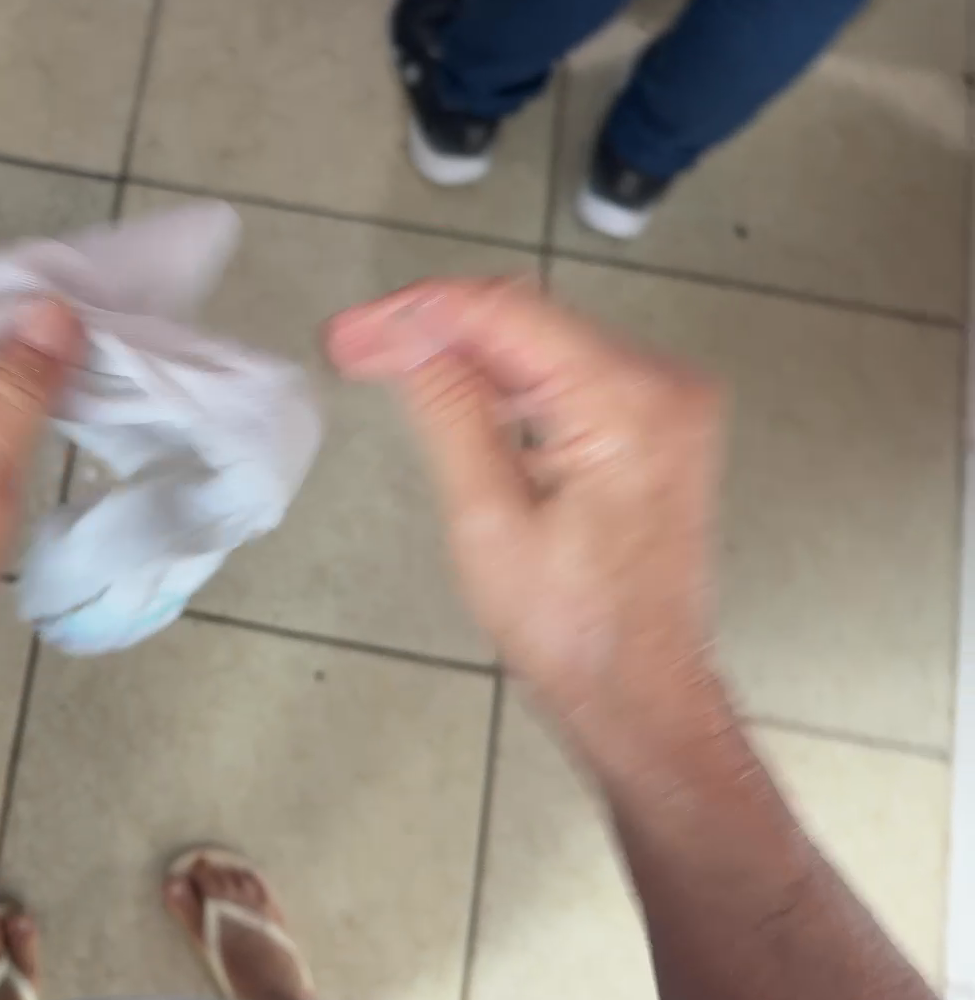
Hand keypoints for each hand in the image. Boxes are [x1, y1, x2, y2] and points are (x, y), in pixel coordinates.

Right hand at [325, 277, 723, 718]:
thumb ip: (448, 413)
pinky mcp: (642, 422)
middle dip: (423, 324)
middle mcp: (656, 381)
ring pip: (531, 339)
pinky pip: (551, 371)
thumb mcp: (485, 514)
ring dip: (447, 345)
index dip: (410, 314)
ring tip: (370, 360)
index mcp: (624, 400)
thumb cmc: (559, 617)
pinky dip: (485, 371)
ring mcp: (657, 400)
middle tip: (346, 345)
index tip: (342, 333)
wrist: (635, 685)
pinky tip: (433, 383)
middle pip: (519, 317)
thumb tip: (401, 342)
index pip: (501, 315)